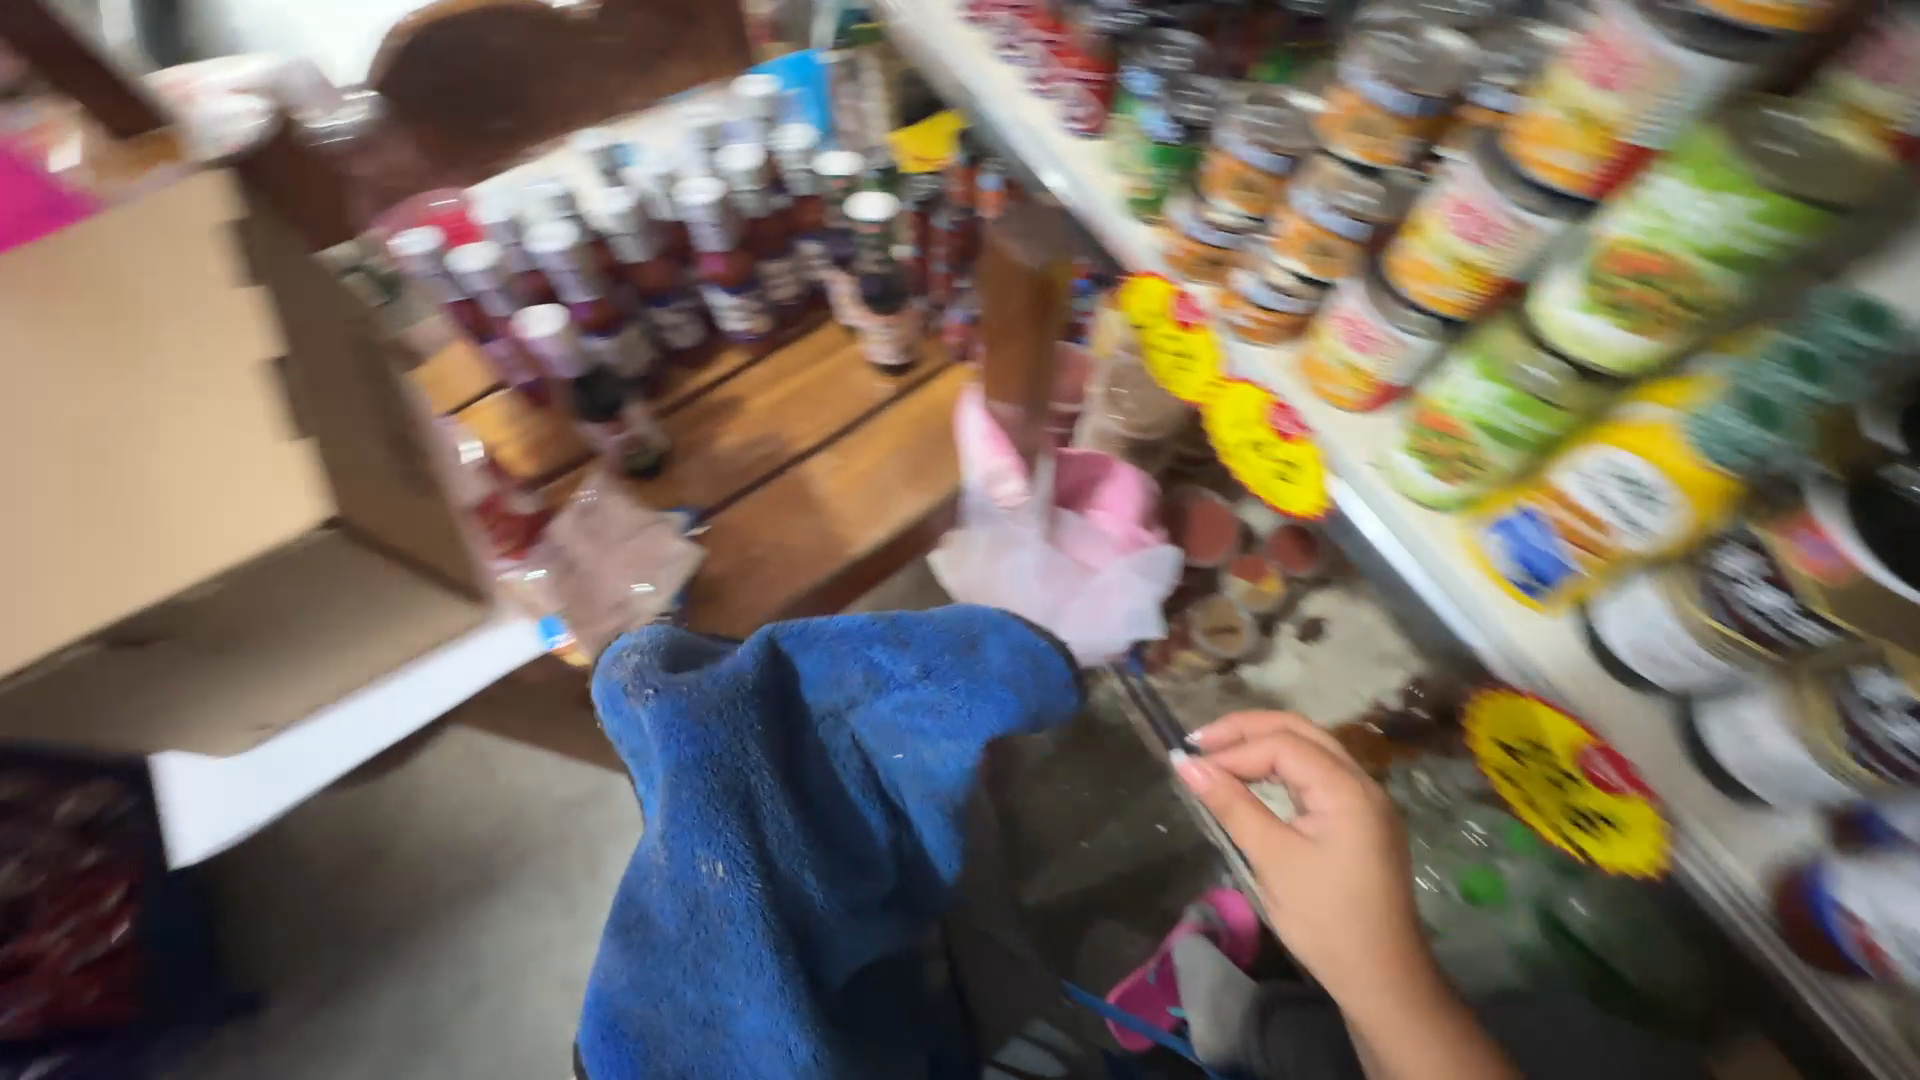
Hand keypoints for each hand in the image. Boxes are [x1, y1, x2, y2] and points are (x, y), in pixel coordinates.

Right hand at [1173, 711, 1438, 1008]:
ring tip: (1218, 754)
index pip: (1282, 745)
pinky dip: (1280, 765)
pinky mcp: (1359, 817)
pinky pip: (1316, 772)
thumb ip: (1230, 804)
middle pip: (1299, 731)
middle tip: (1200, 742)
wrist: (1382, 979)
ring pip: (1309, 748)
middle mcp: (1362, 783)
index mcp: (1347, 790)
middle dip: (1247, 730)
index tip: (1193, 766)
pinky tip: (1253, 776)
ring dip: (1262, 743)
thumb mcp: (1271, 858)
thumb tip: (1186, 765)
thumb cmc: (1324, 919)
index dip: (1234, 750)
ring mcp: (1364, 799)